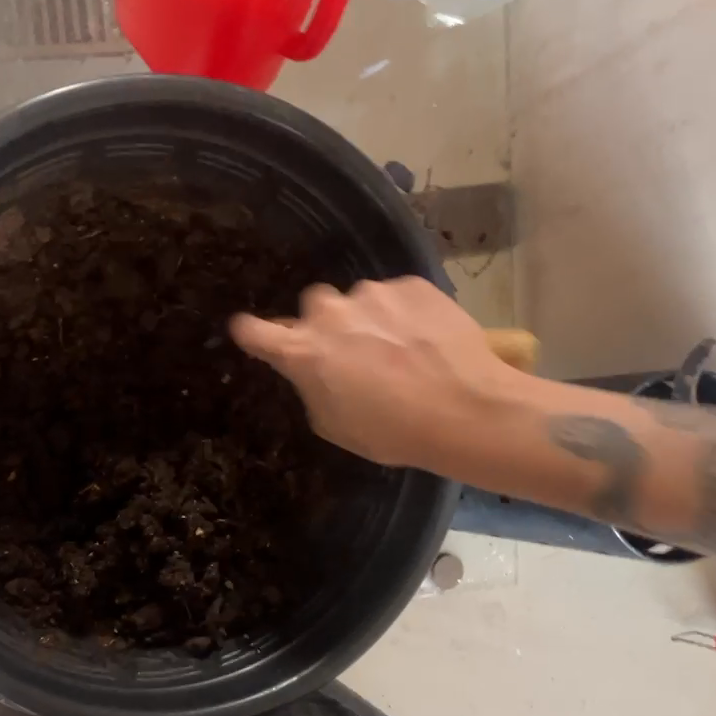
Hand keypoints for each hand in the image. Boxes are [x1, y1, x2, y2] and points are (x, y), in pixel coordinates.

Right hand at [229, 278, 525, 468]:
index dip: (250, 332)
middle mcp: (330, 313)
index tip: (250, 333)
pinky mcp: (412, 284)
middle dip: (323, 326)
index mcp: (302, 352)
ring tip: (396, 350)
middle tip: (347, 353)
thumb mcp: (331, 424)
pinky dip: (400, 313)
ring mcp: (373, 294)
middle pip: (311, 308)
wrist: (465, 409)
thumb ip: (310, 387)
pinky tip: (421, 340)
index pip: (253, 330)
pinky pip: (394, 296)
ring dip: (365, 320)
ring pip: (356, 302)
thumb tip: (313, 370)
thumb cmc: (390, 431)